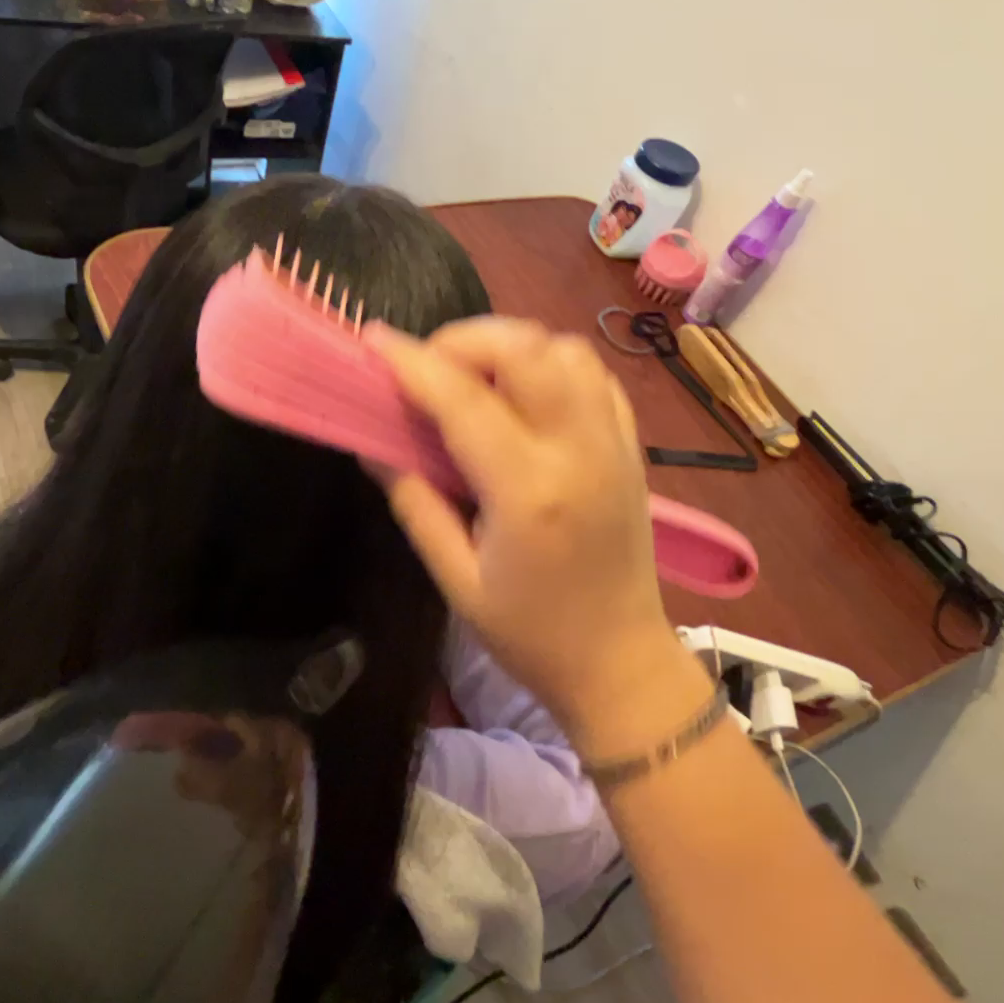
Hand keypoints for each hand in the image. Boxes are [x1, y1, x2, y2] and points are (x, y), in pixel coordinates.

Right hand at [367, 317, 703, 749]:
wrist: (619, 662)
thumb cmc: (529, 635)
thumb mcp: (456, 580)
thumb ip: (415, 504)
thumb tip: (372, 446)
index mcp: (529, 491)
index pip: (463, 399)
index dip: (412, 364)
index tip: (372, 341)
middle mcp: (579, 450)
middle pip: (525, 348)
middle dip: (464, 339)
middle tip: (424, 367)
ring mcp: (613, 443)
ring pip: (565, 349)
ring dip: (510, 346)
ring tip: (471, 377)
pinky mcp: (631, 447)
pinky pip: (594, 376)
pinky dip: (551, 364)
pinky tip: (521, 394)